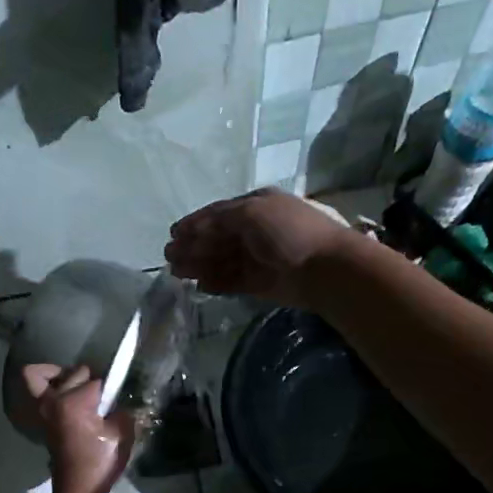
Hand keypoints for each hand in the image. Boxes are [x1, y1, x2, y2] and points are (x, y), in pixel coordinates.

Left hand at [22, 364, 135, 492]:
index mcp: (74, 402)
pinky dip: (50, 387)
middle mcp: (54, 400)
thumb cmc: (101, 462)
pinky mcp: (42, 420)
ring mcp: (44, 410)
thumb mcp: (122, 435)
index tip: (118, 399)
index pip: (97, 381)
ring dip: (58, 375)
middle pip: (72, 373)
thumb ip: (121, 411)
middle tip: (101, 394)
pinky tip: (71, 400)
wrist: (78, 489)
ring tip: (77, 386)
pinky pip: (39, 392)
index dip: (112, 388)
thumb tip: (116, 402)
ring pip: (38, 376)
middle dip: (88, 378)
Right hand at [164, 188, 359, 306]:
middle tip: (169, 258)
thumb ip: (220, 220)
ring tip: (177, 273)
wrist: (324, 268)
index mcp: (255, 206)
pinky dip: (218, 282)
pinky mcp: (262, 284)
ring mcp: (259, 258)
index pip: (218, 213)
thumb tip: (194, 231)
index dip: (194, 224)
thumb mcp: (252, 213)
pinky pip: (234, 281)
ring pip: (223, 261)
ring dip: (200, 266)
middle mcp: (256, 230)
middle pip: (218, 239)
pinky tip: (201, 286)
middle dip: (193, 247)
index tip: (172, 235)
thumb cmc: (289, 232)